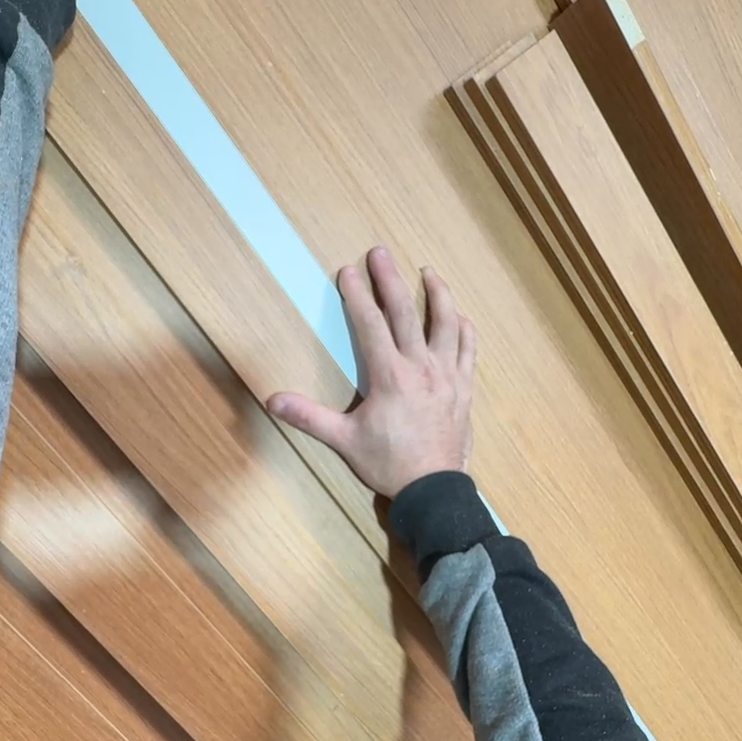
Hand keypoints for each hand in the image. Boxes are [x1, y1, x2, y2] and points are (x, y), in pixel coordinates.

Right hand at [268, 247, 476, 498]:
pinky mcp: (464, 387)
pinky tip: (459, 316)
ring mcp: (448, 375)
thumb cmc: (388, 464)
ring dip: (437, 293)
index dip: (357, 295)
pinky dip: (464, 328)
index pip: (370, 324)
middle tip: (380, 252)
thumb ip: (310, 417)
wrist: (433, 488)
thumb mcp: (344, 441)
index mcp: (390, 376)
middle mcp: (421, 366)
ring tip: (429, 273)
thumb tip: (272, 401)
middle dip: (390, 279)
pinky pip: (468, 349)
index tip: (348, 271)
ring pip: (446, 322)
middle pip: (406, 312)